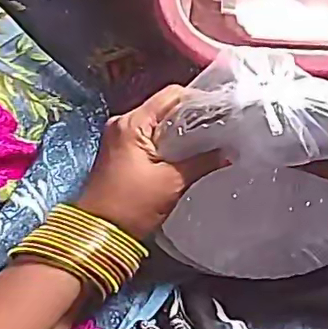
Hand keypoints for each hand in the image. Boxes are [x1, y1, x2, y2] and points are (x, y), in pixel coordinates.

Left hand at [75, 86, 221, 239]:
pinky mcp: (121, 152)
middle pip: (164, 107)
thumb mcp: (171, 183)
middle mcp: (122, 123)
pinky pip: (150, 137)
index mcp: (132, 123)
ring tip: (211, 139)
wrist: (99, 233)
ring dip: (182, 130)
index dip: (198, 99)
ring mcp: (120, 137)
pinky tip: (190, 151)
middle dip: (193, 115)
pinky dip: (169, 141)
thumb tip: (228, 153)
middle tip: (221, 126)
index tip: (221, 110)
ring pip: (158, 123)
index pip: (171, 95)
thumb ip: (202, 162)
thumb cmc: (132, 205)